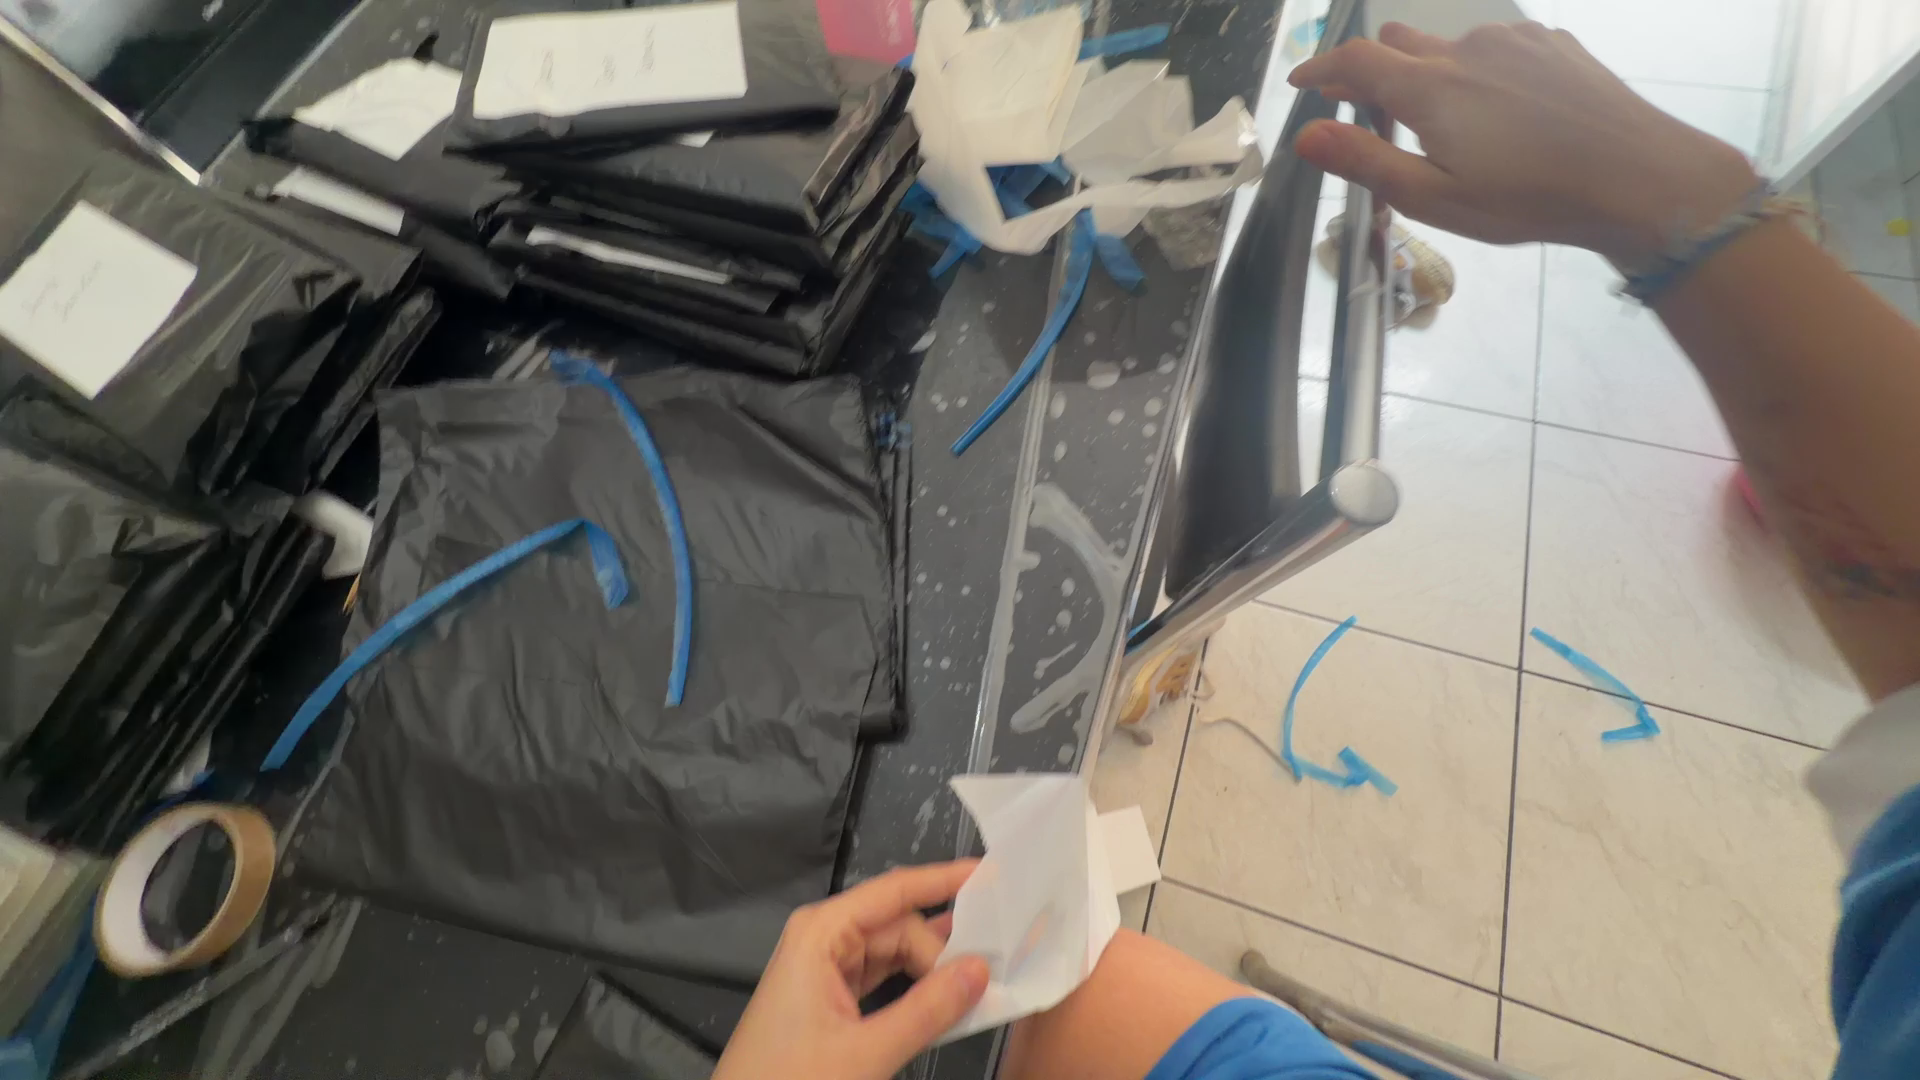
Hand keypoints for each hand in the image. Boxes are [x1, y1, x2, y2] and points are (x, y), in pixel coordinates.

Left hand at [714, 861, 990, 1079]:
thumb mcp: (865, 1054)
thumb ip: (927, 1011)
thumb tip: (981, 969)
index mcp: (823, 931)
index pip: (894, 891)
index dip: (943, 879)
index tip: (989, 872)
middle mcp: (823, 937)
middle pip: (897, 925)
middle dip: (941, 945)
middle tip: (992, 966)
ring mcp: (824, 967)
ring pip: (892, 951)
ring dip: (930, 966)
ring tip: (978, 975)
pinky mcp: (827, 997)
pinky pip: (881, 977)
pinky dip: (913, 987)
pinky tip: (944, 995)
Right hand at [1288, 21, 1760, 265]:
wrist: (1633, 176)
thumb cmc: (1519, 198)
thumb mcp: (1427, 195)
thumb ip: (1362, 160)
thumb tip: (1304, 135)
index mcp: (1431, 88)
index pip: (1356, 62)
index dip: (1321, 68)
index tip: (1300, 83)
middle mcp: (1469, 49)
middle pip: (1398, 42)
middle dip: (1365, 71)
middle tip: (1351, 106)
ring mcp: (1516, 41)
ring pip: (1445, 42)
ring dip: (1417, 69)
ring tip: (1419, 113)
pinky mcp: (1552, 46)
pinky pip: (1490, 46)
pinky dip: (1464, 68)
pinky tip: (1480, 106)